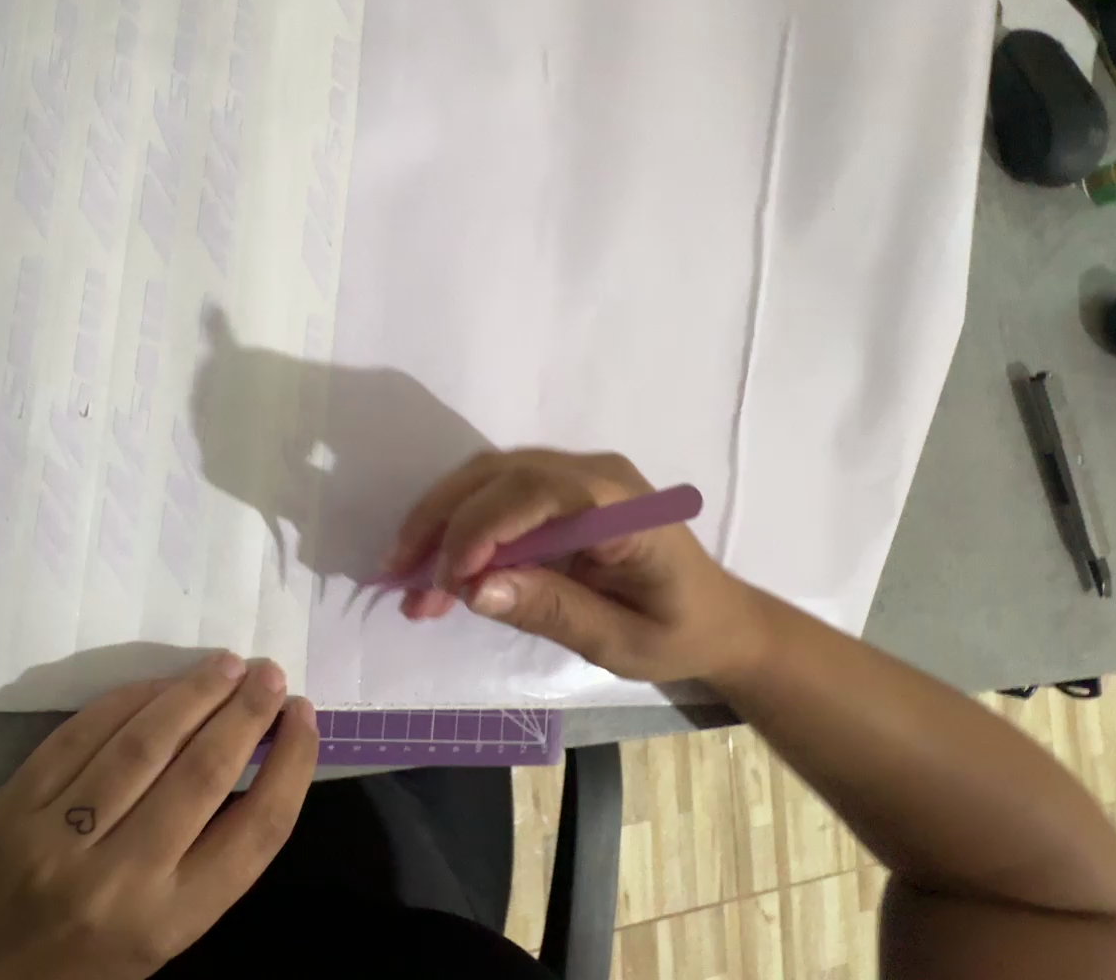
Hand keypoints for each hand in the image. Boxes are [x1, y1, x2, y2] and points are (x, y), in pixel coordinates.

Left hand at [0, 654, 318, 979]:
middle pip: (203, 774)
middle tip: (270, 674)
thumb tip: (251, 758)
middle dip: (247, 713)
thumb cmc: (76, 964)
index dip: (291, 765)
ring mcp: (60, 837)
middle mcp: (120, 879)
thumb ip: (204, 856)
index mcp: (166, 922)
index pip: (255, 831)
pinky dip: (130, 698)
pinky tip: (161, 681)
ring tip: (227, 664)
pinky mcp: (13, 804)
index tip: (305, 719)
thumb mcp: (156, 935)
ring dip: (194, 694)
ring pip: (144, 744)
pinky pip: (83, 733)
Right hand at [385, 449, 759, 684]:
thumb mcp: (621, 641)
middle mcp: (592, 473)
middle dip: (439, 522)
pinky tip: (436, 572)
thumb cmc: (678, 633)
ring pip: (483, 479)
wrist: (716, 618)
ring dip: (437, 524)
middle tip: (398, 576)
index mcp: (622, 505)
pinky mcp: (554, 490)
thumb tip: (475, 588)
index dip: (479, 528)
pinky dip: (455, 529)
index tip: (446, 581)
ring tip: (406, 579)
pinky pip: (492, 496)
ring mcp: (571, 475)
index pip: (534, 492)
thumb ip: (552, 609)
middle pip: (496, 475)